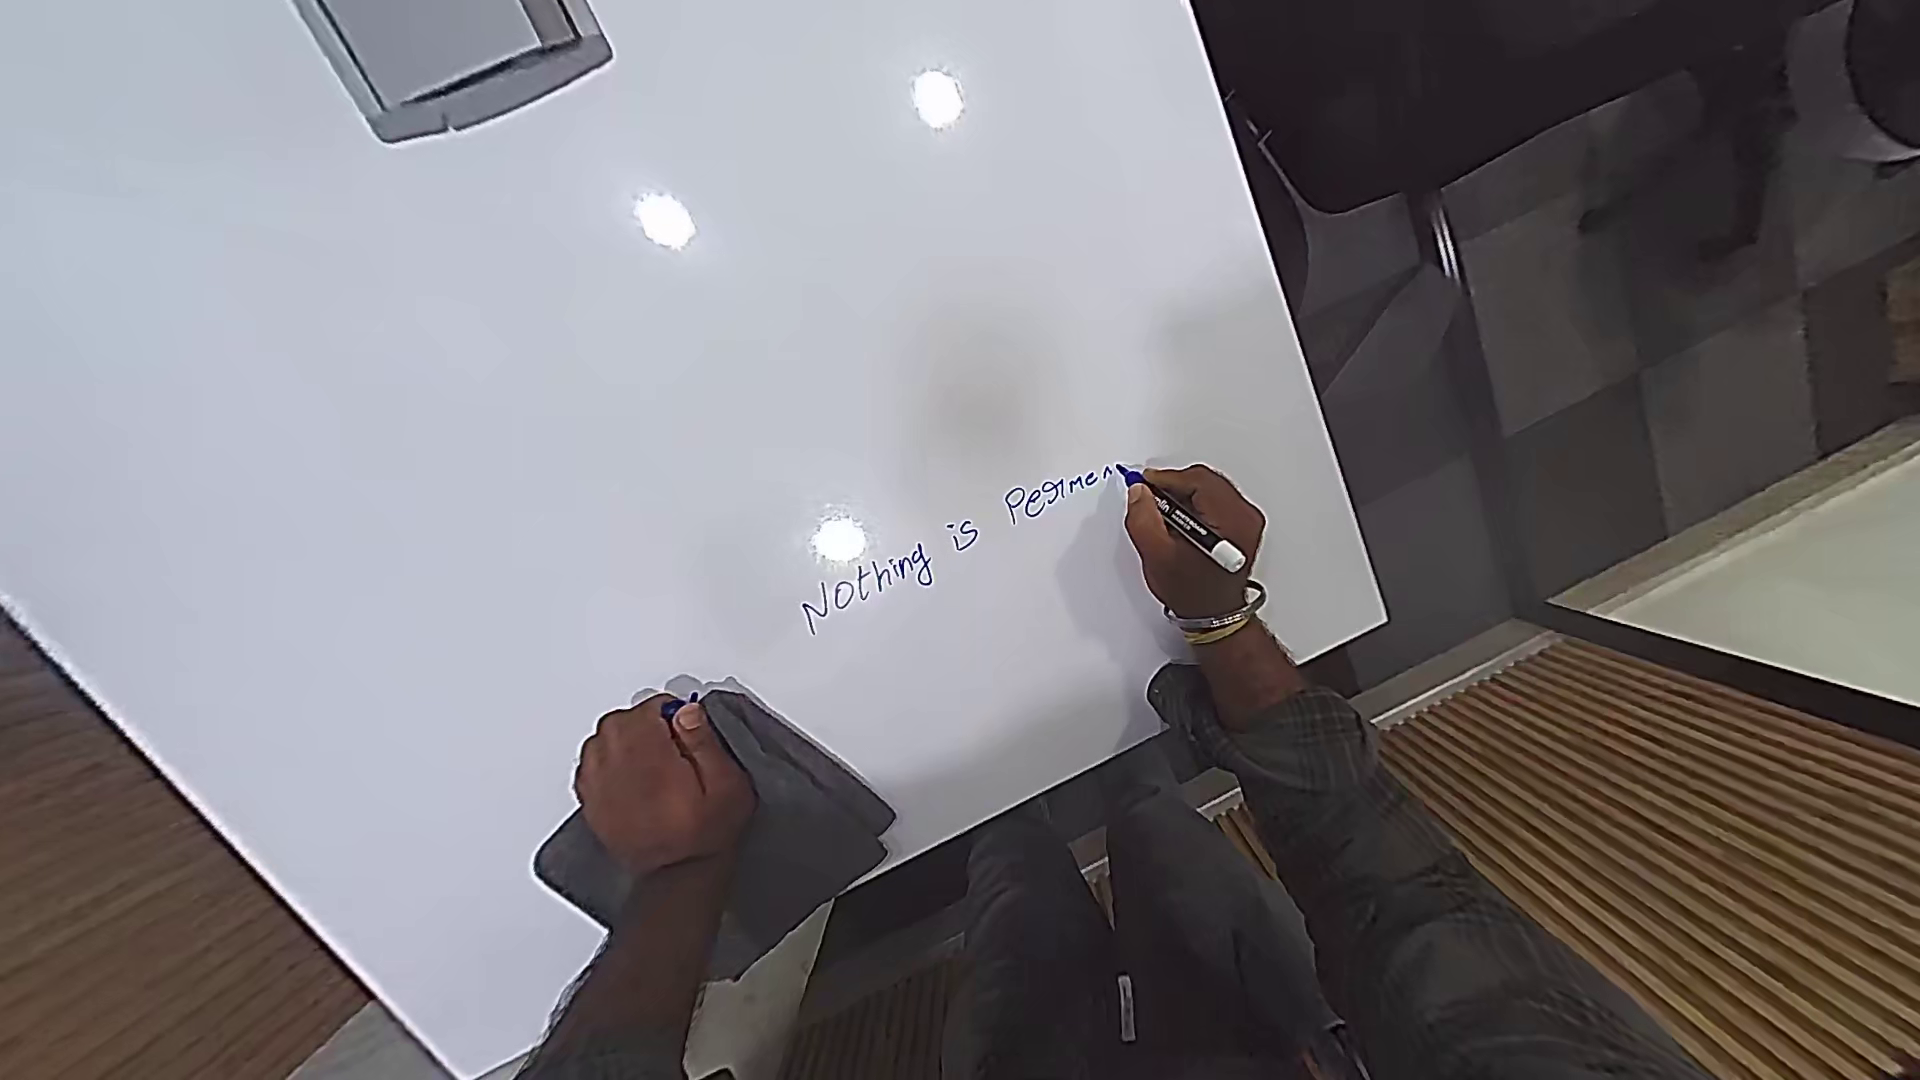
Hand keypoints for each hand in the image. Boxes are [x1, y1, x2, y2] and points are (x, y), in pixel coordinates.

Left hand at [574, 695, 755, 874]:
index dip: (668, 709)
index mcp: (652, 763)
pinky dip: (605, 756)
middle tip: (671, 734)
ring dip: (624, 736)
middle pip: (617, 722)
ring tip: (650, 750)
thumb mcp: (727, 782)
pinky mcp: (592, 805)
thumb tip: (686, 710)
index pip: (645, 712)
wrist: (680, 876)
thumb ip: (705, 742)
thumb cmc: (708, 831)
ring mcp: (600, 790)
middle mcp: (619, 773)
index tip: (685, 721)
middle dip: (644, 720)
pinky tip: (627, 766)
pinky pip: (588, 764)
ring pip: (600, 740)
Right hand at [1123, 464, 1264, 617]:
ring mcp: (1246, 520)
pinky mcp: (1241, 524)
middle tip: (1149, 494)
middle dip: (1174, 484)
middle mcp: (1245, 517)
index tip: (1144, 482)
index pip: (1198, 481)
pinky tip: (1176, 516)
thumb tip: (1139, 491)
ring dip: (1183, 492)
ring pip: (1210, 487)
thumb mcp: (1157, 556)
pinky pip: (1215, 499)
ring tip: (1160, 508)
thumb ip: (1144, 519)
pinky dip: (1193, 501)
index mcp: (1230, 522)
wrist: (1213, 614)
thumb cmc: (1191, 592)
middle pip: (1206, 481)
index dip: (1166, 478)